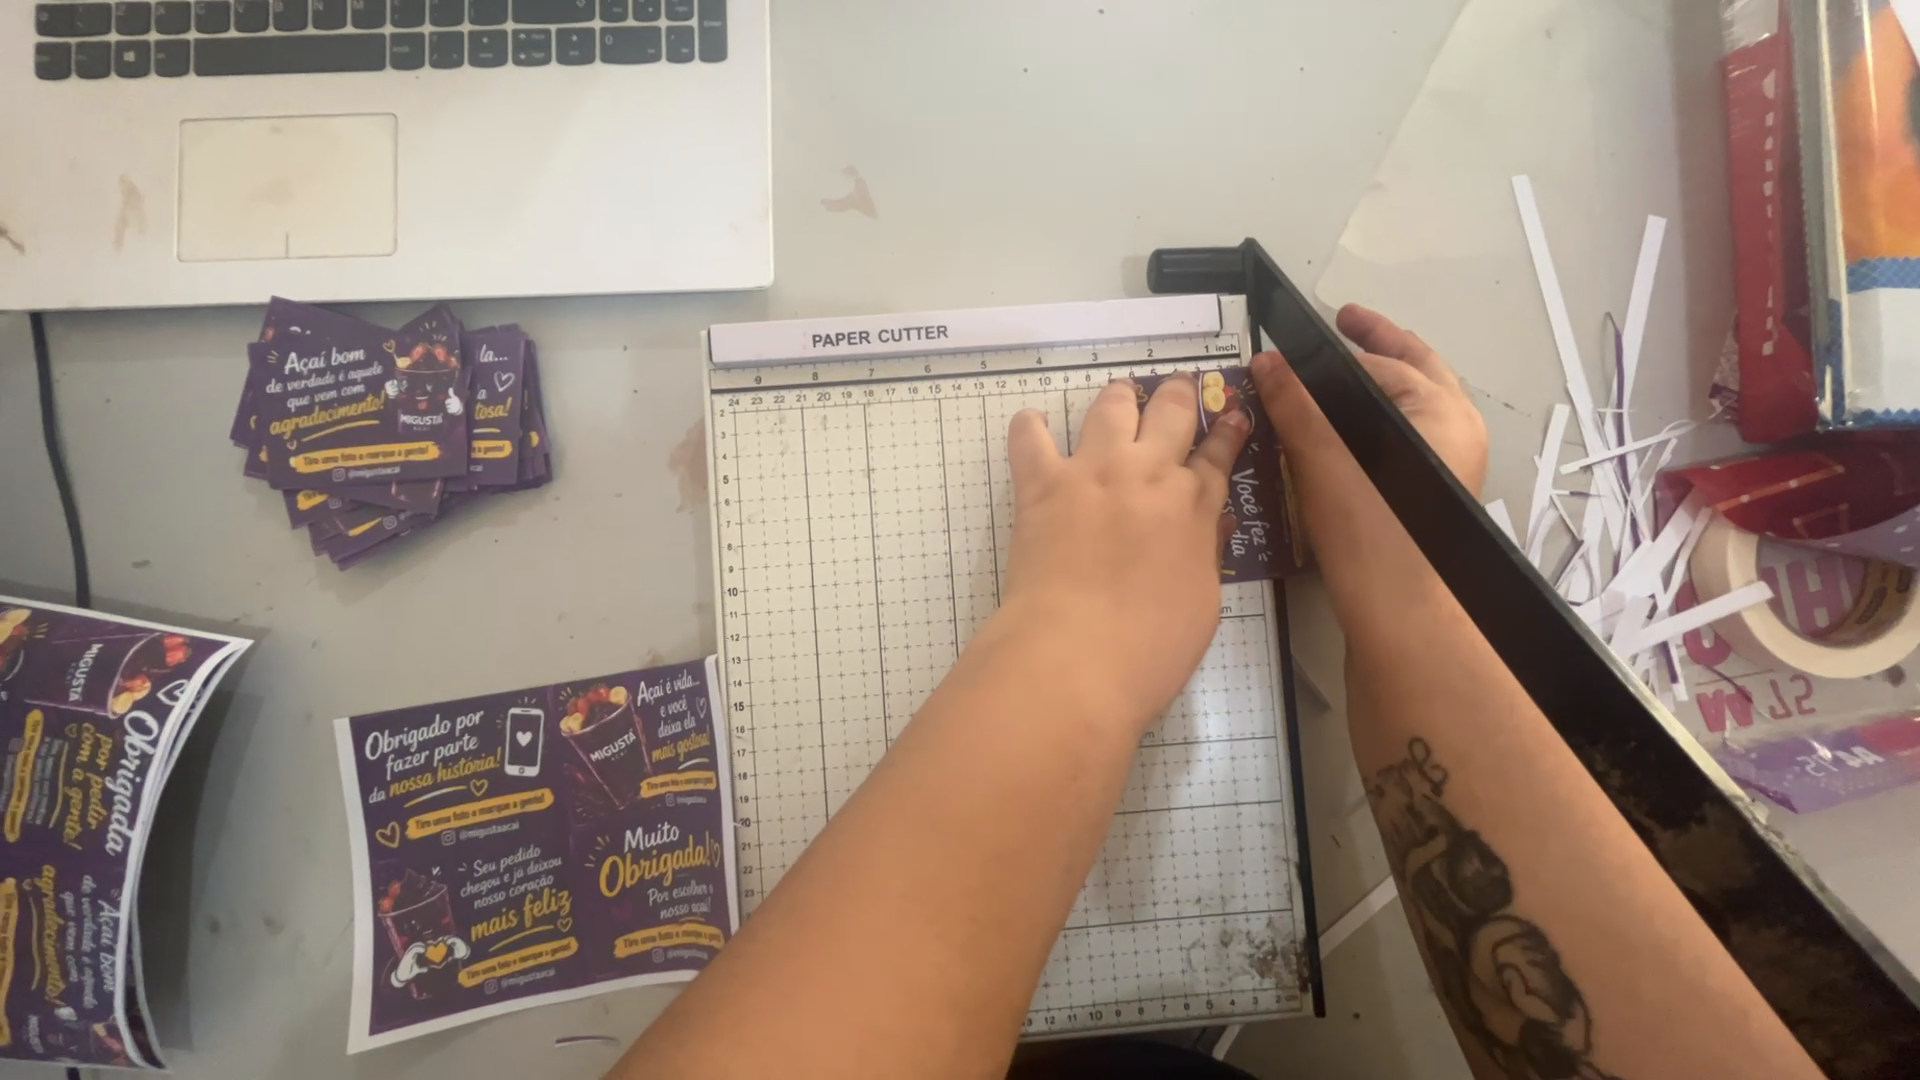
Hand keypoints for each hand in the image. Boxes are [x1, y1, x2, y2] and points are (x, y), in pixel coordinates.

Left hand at [994, 376, 1248, 733]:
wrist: (1075, 655)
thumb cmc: (1149, 647)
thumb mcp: (1203, 604)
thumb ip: (1205, 554)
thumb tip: (1211, 523)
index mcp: (1193, 506)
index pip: (1218, 455)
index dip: (1228, 431)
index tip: (1233, 414)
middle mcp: (1147, 474)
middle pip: (1171, 412)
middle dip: (1180, 395)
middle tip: (1179, 388)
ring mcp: (1093, 473)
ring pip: (1111, 407)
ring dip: (1119, 397)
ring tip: (1120, 395)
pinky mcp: (1042, 484)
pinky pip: (1030, 438)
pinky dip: (1030, 426)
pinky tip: (1033, 423)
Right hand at [1252, 305, 1487, 576]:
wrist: (1400, 607)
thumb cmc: (1368, 529)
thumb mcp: (1323, 460)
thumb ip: (1296, 406)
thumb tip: (1267, 362)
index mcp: (1438, 410)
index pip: (1379, 363)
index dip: (1333, 350)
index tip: (1295, 346)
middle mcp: (1456, 427)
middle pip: (1416, 369)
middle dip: (1380, 343)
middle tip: (1346, 321)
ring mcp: (1452, 459)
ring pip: (1415, 403)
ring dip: (1383, 379)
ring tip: (1344, 370)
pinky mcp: (1433, 489)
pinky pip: (1408, 433)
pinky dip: (1381, 416)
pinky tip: (1350, 429)